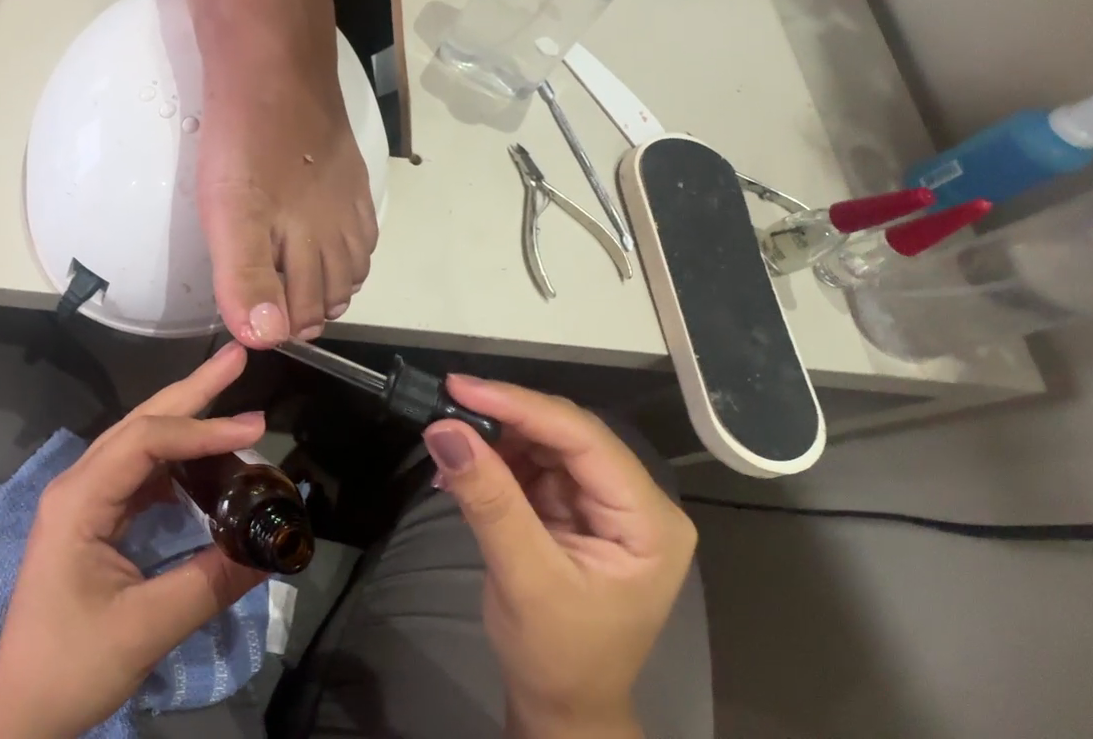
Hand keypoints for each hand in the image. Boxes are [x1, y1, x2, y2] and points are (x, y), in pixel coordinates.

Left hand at [0, 343, 269, 738]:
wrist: (23, 707)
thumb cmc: (71, 664)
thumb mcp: (146, 627)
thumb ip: (211, 582)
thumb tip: (273, 548)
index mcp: (79, 499)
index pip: (146, 441)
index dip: (202, 430)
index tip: (256, 428)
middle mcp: (79, 485)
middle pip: (140, 423)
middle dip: (191, 391)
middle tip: (238, 358)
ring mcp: (85, 501)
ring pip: (140, 443)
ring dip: (186, 422)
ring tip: (233, 403)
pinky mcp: (95, 520)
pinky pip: (141, 475)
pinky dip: (178, 461)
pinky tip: (208, 463)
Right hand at [423, 376, 697, 738]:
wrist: (560, 704)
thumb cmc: (557, 653)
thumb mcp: (523, 577)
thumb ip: (488, 500)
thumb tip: (444, 429)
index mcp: (648, 520)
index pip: (585, 440)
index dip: (522, 406)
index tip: (460, 387)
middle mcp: (634, 502)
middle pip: (567, 435)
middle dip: (505, 419)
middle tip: (445, 408)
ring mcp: (602, 505)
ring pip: (545, 445)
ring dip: (494, 441)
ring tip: (447, 447)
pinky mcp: (572, 510)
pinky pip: (531, 467)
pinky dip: (493, 464)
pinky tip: (460, 470)